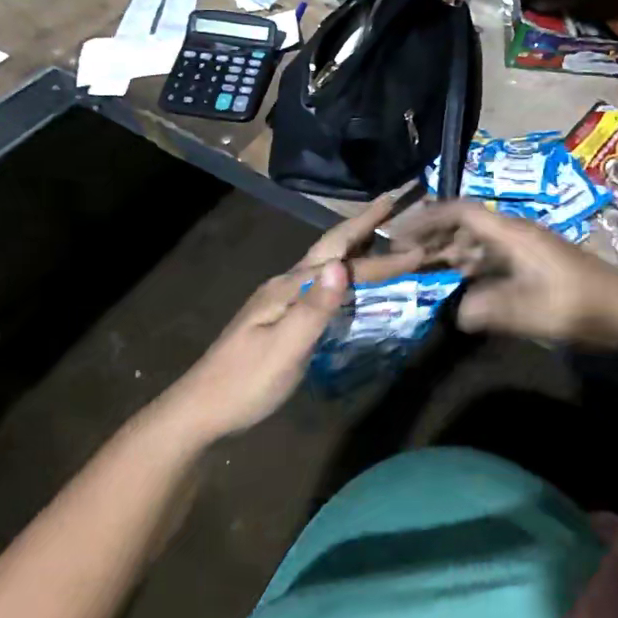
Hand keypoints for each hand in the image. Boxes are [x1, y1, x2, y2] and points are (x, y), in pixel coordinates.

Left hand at [163, 192, 423, 439]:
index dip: (381, 258)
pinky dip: (343, 273)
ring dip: (354, 247)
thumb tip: (340, 265)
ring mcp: (280, 300)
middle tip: (390, 205)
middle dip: (362, 226)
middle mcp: (285, 285)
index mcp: (288, 288)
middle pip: (330, 248)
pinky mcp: (281, 317)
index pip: (342, 263)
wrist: (200, 412)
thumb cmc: (246, 382)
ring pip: (325, 264)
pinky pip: (321, 284)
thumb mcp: (285, 348)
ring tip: (380, 235)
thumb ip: (314, 307)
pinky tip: (350, 282)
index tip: (417, 248)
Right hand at [398, 201, 617, 347]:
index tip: (399, 235)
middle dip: (433, 236)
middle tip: (403, 256)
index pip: (461, 211)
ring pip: (478, 244)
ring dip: (450, 253)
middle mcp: (516, 234)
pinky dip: (470, 268)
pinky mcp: (535, 267)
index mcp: (513, 233)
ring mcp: (527, 250)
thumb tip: (457, 311)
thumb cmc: (579, 306)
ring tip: (423, 270)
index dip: (428, 218)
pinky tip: (460, 286)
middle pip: (466, 225)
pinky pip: (492, 260)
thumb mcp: (527, 311)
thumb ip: (485, 309)